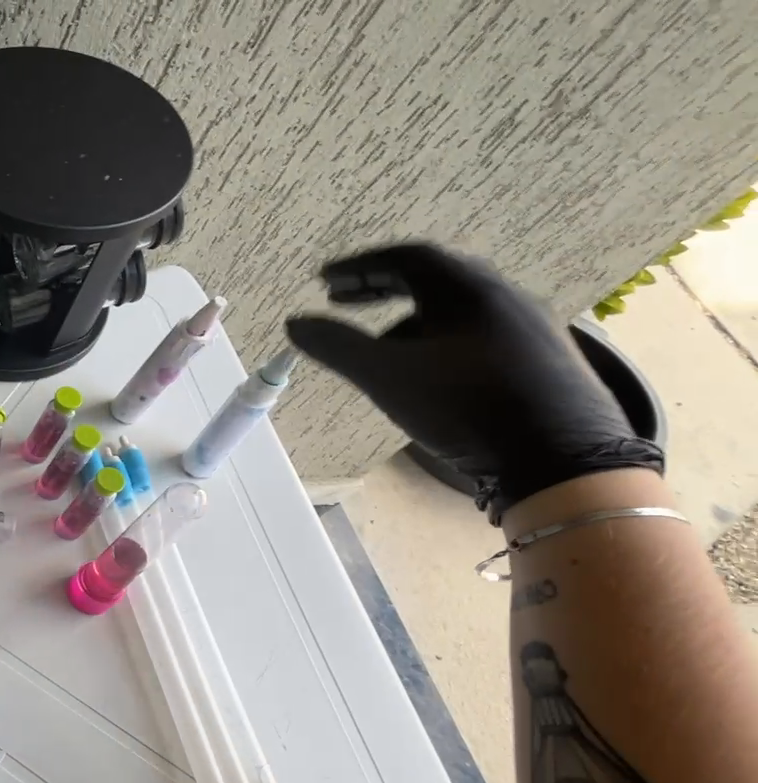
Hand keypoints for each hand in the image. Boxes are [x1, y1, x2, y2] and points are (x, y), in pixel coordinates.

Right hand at [285, 243, 662, 522]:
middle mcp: (501, 297)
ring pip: (453, 307)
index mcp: (468, 290)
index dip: (360, 265)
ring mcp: (524, 327)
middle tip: (341, 298)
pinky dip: (433, 336)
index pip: (408, 257)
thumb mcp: (386, 375)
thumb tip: (294, 323)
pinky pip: (472, 331)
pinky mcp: (535, 357)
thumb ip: (336, 346)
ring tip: (373, 342)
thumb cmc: (464, 405)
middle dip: (381, 286)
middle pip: (433, 277)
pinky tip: (420, 368)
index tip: (323, 279)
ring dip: (405, 315)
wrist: (557, 454)